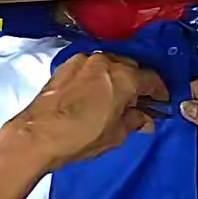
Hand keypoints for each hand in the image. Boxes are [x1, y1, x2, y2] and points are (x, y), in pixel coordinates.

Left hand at [0, 53, 168, 170]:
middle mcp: (106, 62)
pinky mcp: (66, 66)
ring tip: (115, 98)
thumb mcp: (116, 135)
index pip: (152, 79)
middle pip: (132, 68)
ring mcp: (84, 61)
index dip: (160, 92)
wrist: (36, 136)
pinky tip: (94, 94)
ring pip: (110, 65)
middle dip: (137, 84)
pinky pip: (90, 67)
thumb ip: (135, 121)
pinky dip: (97, 77)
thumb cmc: (78, 136)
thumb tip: (144, 118)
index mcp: (124, 77)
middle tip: (138, 103)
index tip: (161, 101)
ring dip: (116, 78)